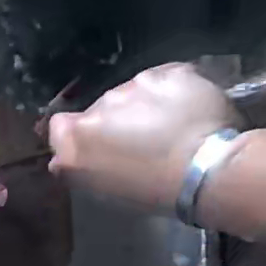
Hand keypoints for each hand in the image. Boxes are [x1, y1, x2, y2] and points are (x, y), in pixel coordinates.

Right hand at [46, 63, 236, 210]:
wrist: (206, 172)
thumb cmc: (149, 191)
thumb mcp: (99, 189)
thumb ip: (77, 165)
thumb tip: (65, 158)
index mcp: (74, 135)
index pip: (60, 125)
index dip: (77, 132)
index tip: (96, 145)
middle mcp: (98, 105)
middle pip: (101, 108)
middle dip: (117, 120)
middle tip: (143, 142)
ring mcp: (134, 85)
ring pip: (136, 92)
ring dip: (147, 105)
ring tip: (173, 127)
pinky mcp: (169, 73)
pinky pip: (167, 80)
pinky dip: (175, 92)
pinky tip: (191, 112)